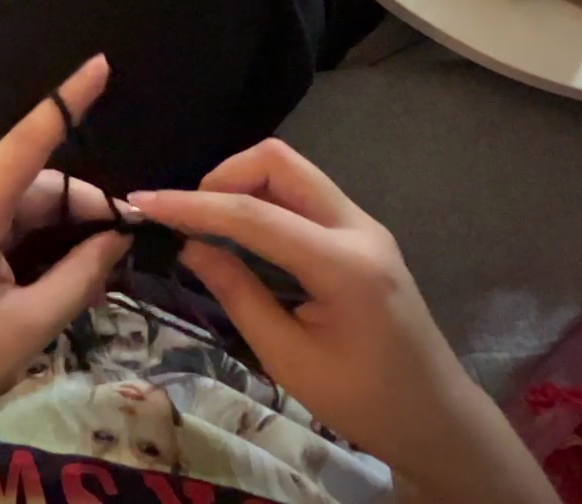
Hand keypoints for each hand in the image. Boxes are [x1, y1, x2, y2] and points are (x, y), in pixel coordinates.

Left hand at [0, 56, 133, 447]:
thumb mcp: (27, 327)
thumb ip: (79, 275)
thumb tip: (118, 235)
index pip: (25, 142)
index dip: (65, 101)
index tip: (99, 63)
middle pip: (38, 185)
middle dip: (83, 213)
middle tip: (123, 257)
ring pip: (24, 203)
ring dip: (61, 233)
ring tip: (93, 279)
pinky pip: (4, 217)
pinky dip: (35, 239)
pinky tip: (60, 275)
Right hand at [128, 139, 555, 502]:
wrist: (439, 420)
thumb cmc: (365, 402)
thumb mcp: (288, 359)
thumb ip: (236, 293)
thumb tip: (189, 246)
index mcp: (344, 266)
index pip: (253, 214)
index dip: (192, 205)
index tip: (143, 202)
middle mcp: (358, 227)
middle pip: (277, 161)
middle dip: (221, 176)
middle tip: (188, 215)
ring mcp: (362, 223)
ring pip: (288, 168)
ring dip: (240, 181)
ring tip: (208, 221)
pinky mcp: (357, 229)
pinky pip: (299, 189)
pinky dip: (260, 195)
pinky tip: (240, 228)